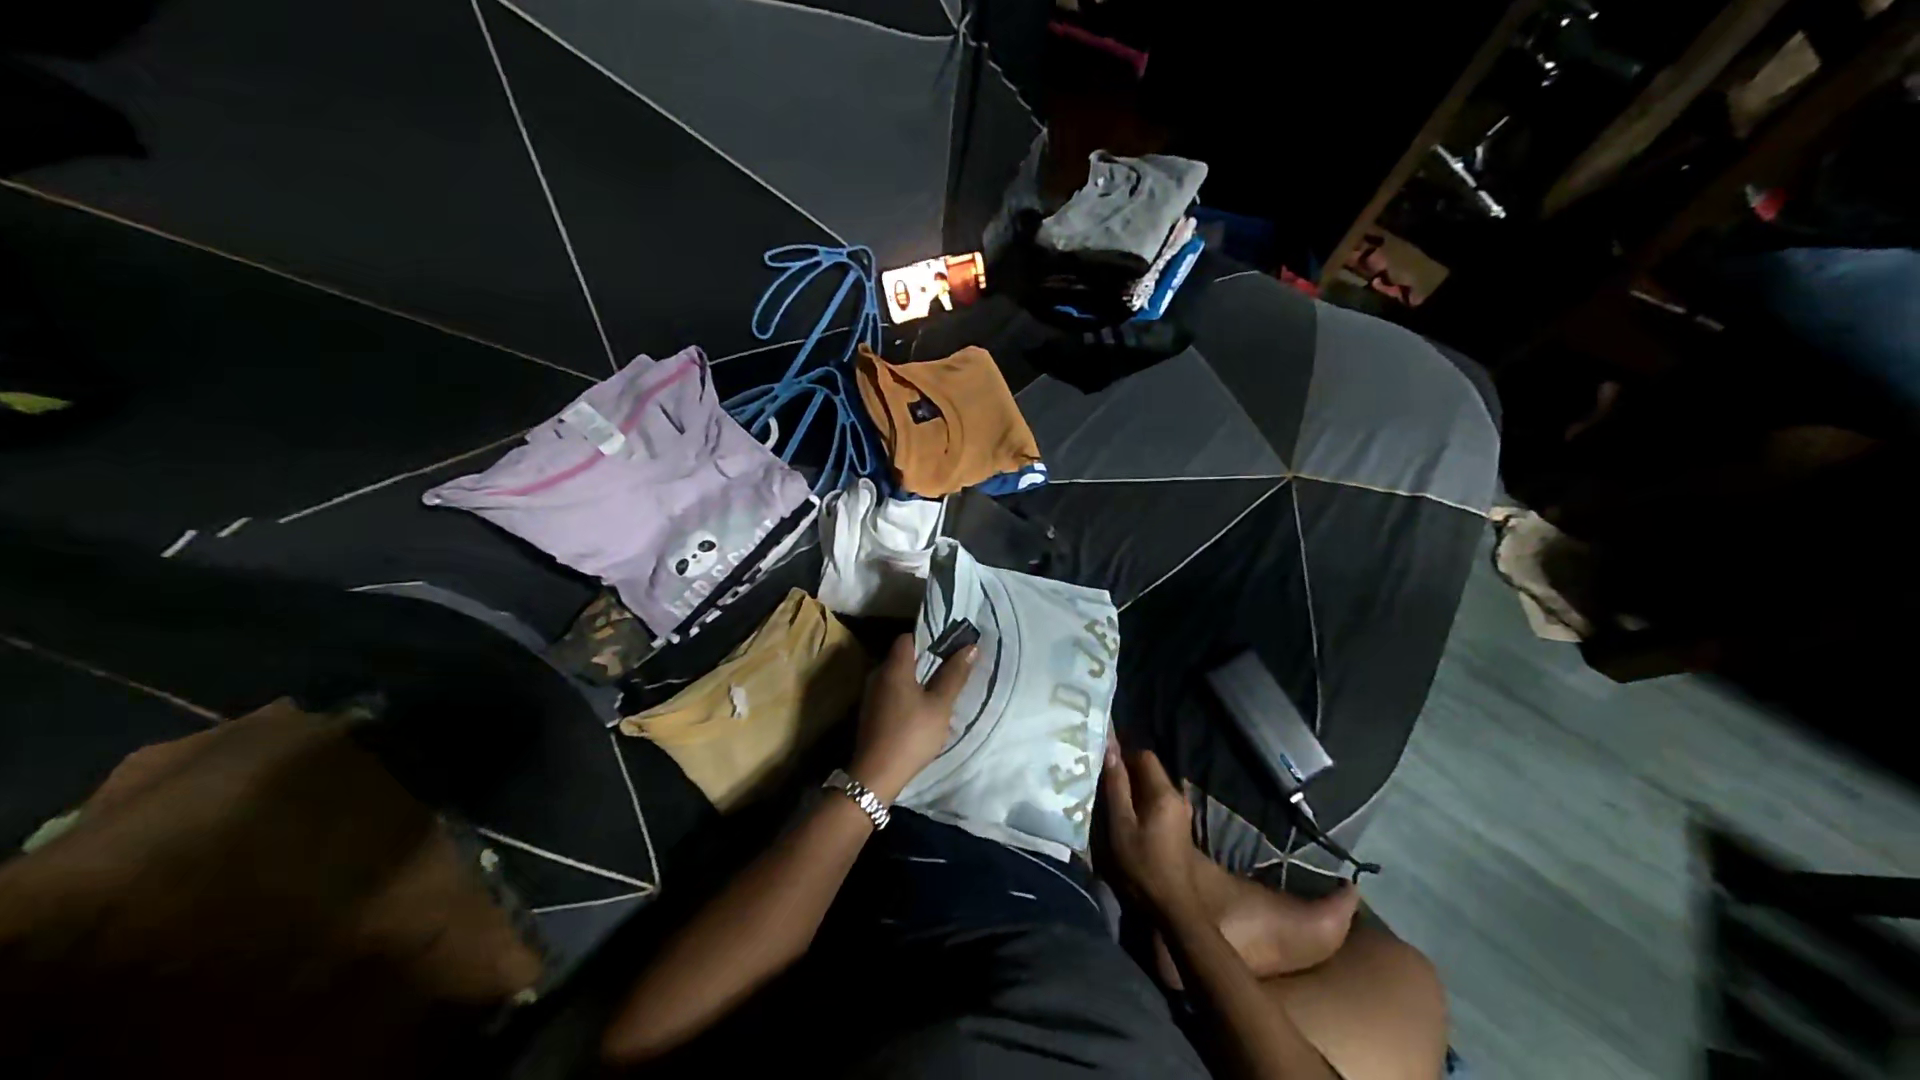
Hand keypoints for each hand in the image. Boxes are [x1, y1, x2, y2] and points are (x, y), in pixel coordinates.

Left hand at [849, 635, 975, 802]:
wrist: (876, 774)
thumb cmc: (911, 735)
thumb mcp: (940, 705)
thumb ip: (954, 675)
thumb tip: (971, 647)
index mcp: (893, 668)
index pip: (908, 638)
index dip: (928, 638)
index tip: (949, 647)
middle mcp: (878, 675)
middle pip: (902, 657)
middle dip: (925, 660)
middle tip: (950, 668)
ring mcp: (871, 695)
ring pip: (897, 677)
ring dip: (917, 680)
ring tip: (940, 689)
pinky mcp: (870, 713)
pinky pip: (891, 693)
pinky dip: (907, 695)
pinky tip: (922, 710)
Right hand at [1100, 739, 1201, 917]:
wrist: (1174, 905)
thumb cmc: (1143, 864)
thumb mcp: (1121, 825)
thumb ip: (1116, 786)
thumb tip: (1110, 748)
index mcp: (1163, 792)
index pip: (1143, 755)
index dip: (1123, 755)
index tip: (1102, 765)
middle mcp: (1176, 796)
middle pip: (1149, 770)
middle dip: (1126, 771)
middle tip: (1102, 782)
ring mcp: (1180, 811)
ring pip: (1152, 786)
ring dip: (1132, 788)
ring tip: (1110, 799)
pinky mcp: (1178, 825)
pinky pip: (1157, 800)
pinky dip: (1141, 801)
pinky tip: (1126, 816)